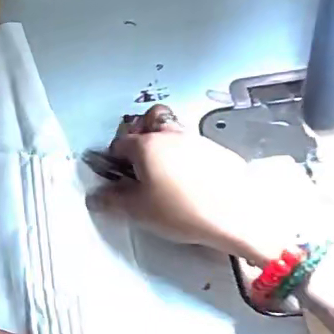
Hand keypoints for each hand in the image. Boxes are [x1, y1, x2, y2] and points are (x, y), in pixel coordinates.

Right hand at [88, 104, 306, 264]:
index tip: (114, 173)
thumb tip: (98, 196)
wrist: (235, 214)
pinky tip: (188, 180)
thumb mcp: (139, 211)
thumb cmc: (184, 210)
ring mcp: (197, 141)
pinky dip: (186, 156)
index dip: (113, 157)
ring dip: (164, 143)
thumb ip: (113, 200)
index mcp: (146, 145)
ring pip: (174, 130)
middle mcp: (171, 136)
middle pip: (151, 119)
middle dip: (140, 131)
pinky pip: (195, 146)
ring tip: (162, 172)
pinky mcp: (218, 152)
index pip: (120, 142)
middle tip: (137, 157)